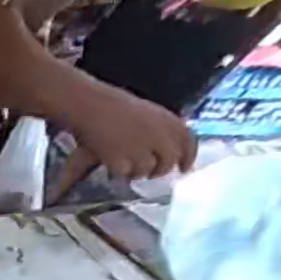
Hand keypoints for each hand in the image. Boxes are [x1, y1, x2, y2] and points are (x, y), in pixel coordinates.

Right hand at [67, 84, 197, 182]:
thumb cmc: (116, 106)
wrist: (92, 105)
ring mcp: (138, 148)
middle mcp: (158, 135)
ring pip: (146, 170)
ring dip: (138, 173)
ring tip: (128, 170)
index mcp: (168, 121)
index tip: (184, 169)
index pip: (188, 142)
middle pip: (168, 161)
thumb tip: (170, 148)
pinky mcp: (118, 159)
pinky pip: (124, 173)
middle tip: (150, 174)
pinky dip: (119, 174)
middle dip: (160, 170)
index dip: (188, 157)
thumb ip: (161, 129)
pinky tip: (113, 170)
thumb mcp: (148, 114)